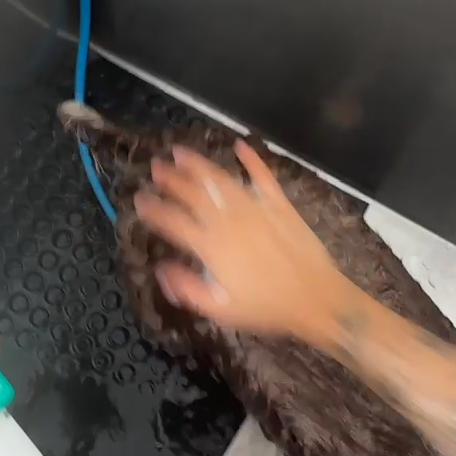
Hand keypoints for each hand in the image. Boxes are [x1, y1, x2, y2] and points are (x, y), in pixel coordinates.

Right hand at [133, 140, 357, 343]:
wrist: (315, 298)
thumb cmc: (266, 308)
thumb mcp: (220, 310)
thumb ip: (188, 289)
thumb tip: (162, 269)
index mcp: (211, 246)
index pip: (174, 221)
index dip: (154, 210)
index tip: (139, 200)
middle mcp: (229, 220)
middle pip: (194, 193)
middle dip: (171, 178)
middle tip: (155, 166)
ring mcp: (255, 208)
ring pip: (221, 179)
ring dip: (199, 164)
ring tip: (182, 152)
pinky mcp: (279, 204)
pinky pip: (262, 176)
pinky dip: (251, 159)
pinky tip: (240, 145)